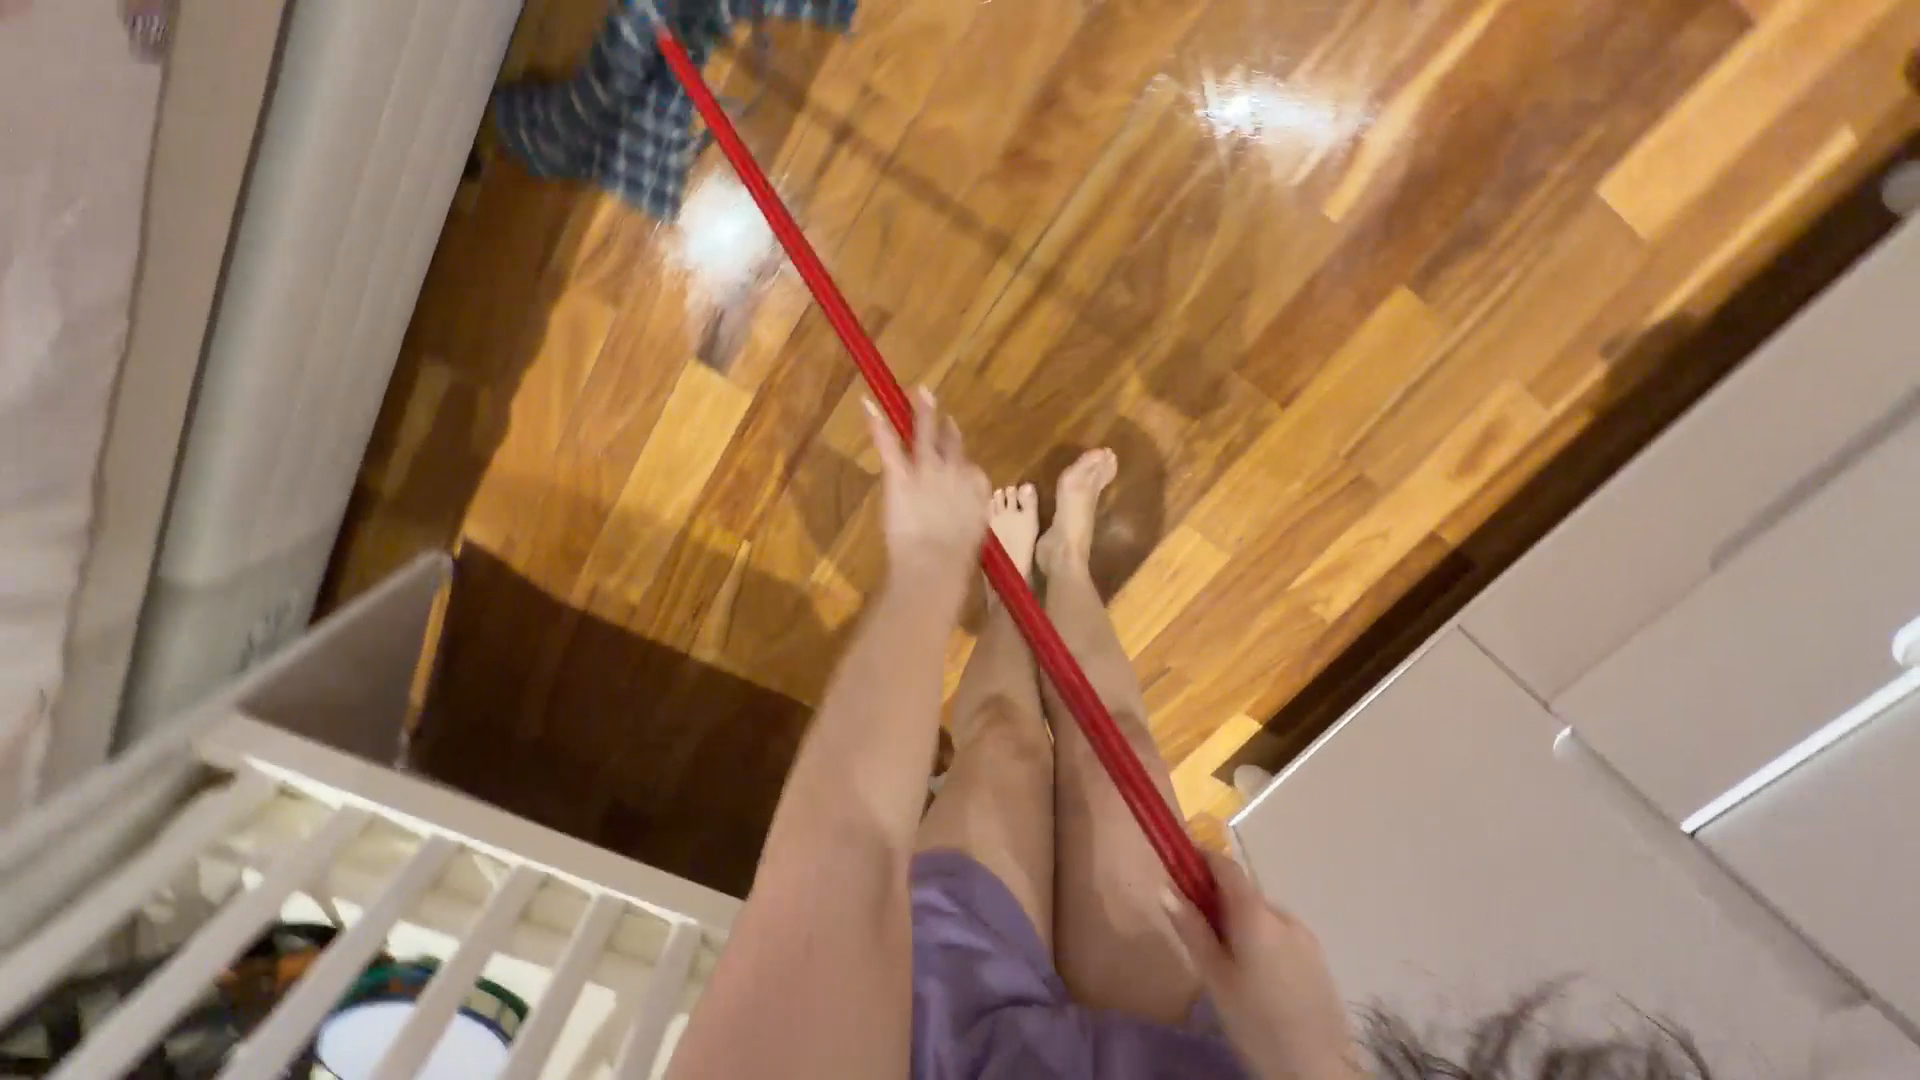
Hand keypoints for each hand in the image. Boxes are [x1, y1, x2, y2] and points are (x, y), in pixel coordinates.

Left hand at [865, 389, 989, 585]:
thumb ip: (966, 529)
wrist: (936, 563)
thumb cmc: (956, 565)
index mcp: (977, 493)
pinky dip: (877, 425)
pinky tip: (868, 406)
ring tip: (920, 391)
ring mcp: (927, 471)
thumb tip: (960, 538)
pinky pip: (889, 446)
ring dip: (922, 414)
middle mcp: (955, 474)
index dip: (963, 470)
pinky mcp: (900, 475)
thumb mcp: (972, 544)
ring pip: (925, 435)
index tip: (960, 465)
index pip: (972, 473)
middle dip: (948, 431)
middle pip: (953, 447)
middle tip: (947, 417)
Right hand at [1165, 853, 1363, 1079]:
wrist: (1318, 1073)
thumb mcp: (1214, 977)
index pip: (1226, 866)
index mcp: (1255, 914)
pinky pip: (1280, 935)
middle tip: (1198, 931)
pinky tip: (1257, 978)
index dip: (1201, 858)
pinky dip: (1262, 940)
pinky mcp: (1319, 958)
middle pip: (1243, 892)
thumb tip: (1165, 888)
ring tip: (1228, 963)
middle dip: (1218, 901)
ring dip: (1241, 922)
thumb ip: (1191, 928)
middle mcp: (1283, 914)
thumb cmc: (1255, 1022)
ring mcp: (1305, 936)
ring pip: (1262, 915)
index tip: (1179, 865)